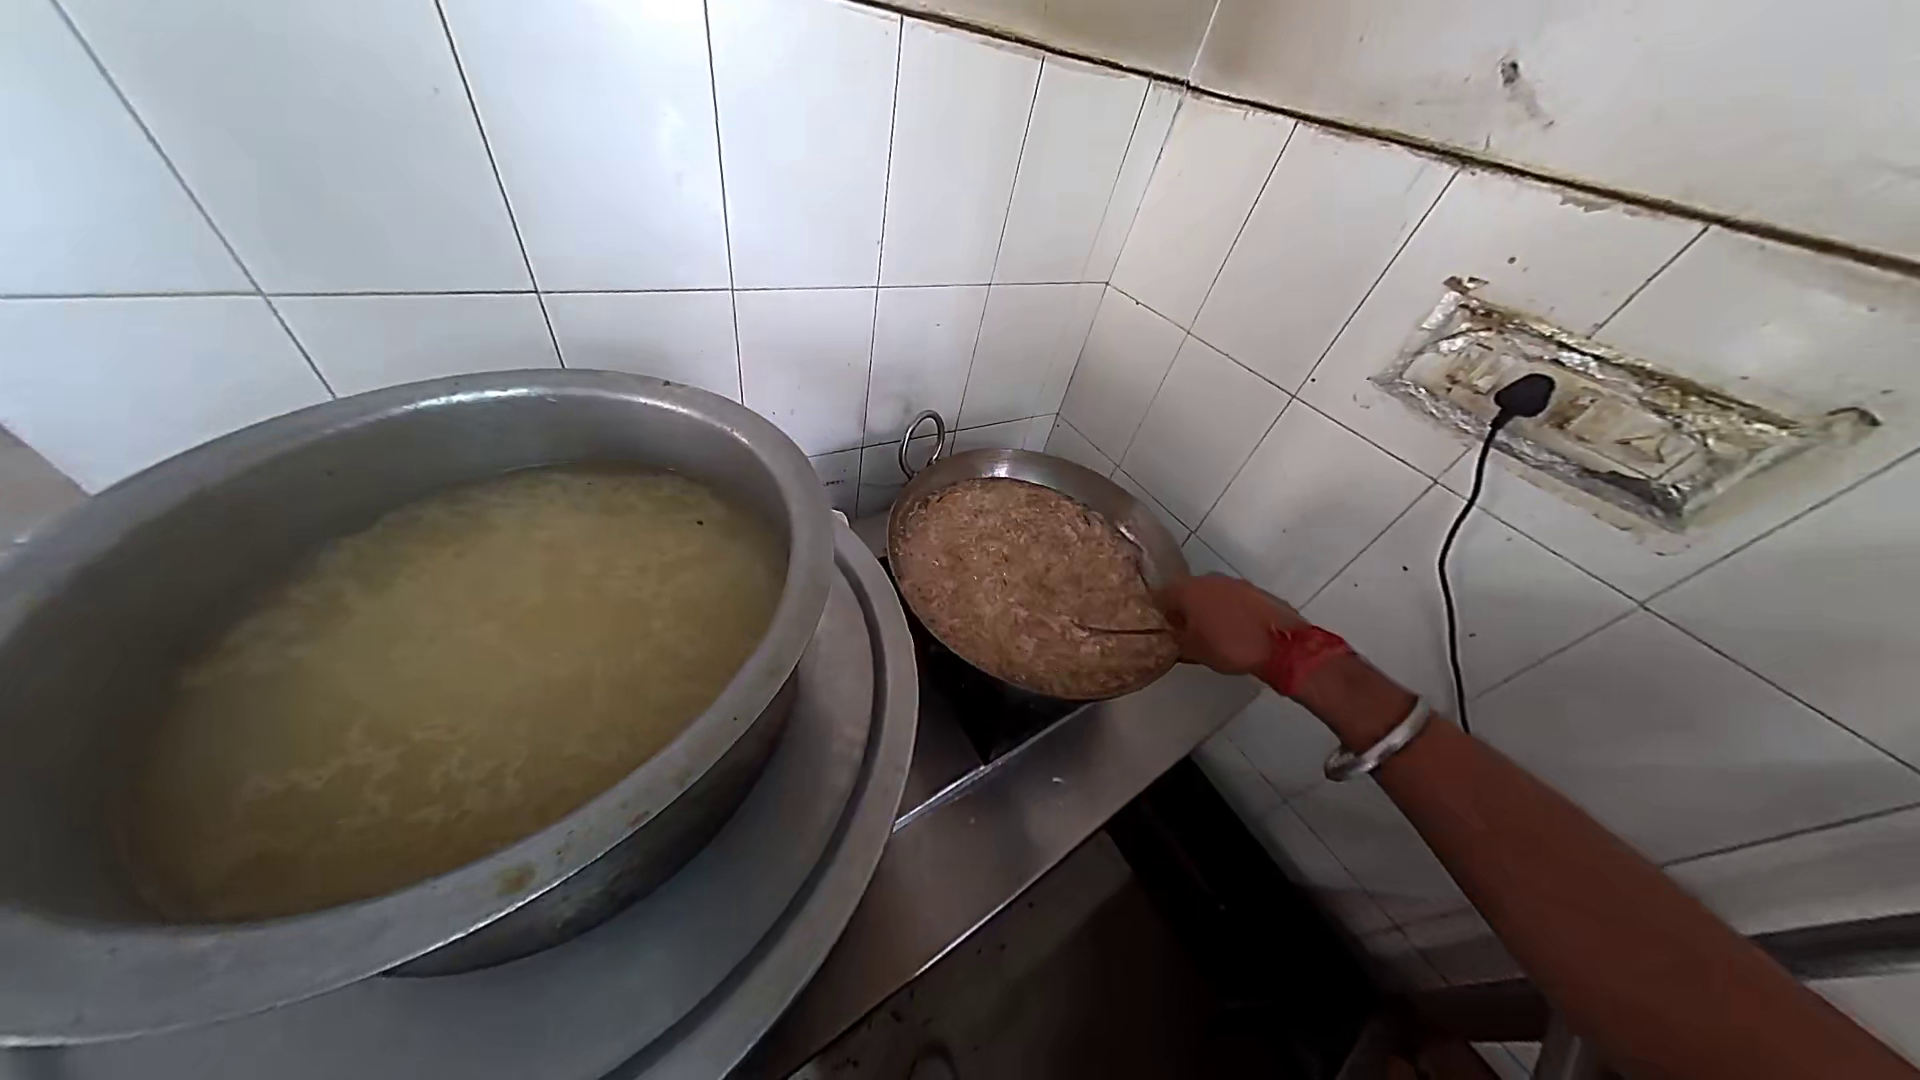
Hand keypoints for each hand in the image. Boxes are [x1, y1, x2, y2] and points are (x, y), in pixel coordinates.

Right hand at [1156, 573, 1307, 674]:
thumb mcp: (1192, 650)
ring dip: (1211, 608)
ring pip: (1213, 594)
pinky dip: (1233, 611)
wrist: (1282, 646)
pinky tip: (1238, 630)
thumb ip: (1177, 638)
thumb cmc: (1229, 647)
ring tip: (1215, 632)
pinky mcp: (1258, 592)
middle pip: (1188, 591)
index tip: (1165, 627)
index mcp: (1187, 590)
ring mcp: (1236, 583)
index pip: (1161, 595)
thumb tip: (1174, 632)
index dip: (1161, 612)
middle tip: (1188, 631)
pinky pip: (1236, 600)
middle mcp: (1209, 579)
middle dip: (1186, 608)